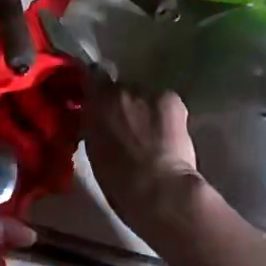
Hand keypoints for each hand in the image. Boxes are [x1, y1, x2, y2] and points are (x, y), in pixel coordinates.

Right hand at [82, 72, 201, 235]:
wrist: (156, 187)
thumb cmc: (118, 179)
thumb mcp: (94, 150)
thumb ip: (95, 125)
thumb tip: (100, 120)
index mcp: (96, 102)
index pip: (94, 77)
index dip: (99, 88)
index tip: (102, 100)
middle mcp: (119, 89)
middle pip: (123, 89)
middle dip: (125, 104)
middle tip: (131, 127)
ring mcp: (147, 92)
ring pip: (146, 96)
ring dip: (147, 109)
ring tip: (154, 135)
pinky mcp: (171, 98)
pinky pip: (166, 101)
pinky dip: (167, 115)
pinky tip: (170, 135)